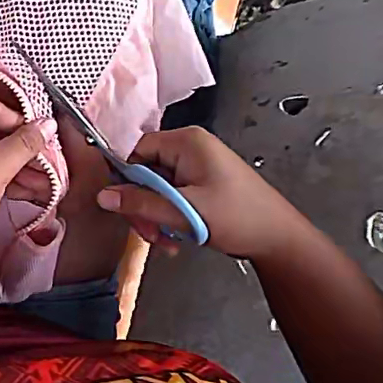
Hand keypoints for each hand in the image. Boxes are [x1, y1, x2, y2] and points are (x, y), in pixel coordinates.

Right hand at [95, 127, 309, 260]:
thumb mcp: (184, 212)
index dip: (126, 180)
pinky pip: (173, 198)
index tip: (125, 206)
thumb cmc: (241, 218)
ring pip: (157, 190)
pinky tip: (178, 238)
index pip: (136, 151)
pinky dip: (170, 219)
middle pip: (145, 173)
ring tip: (168, 240)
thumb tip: (105, 195)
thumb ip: (141, 203)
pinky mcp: (202, 185)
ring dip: (156, 217)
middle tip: (151, 233)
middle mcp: (191, 149)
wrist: (277, 238)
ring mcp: (197, 167)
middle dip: (144, 206)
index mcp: (187, 142)